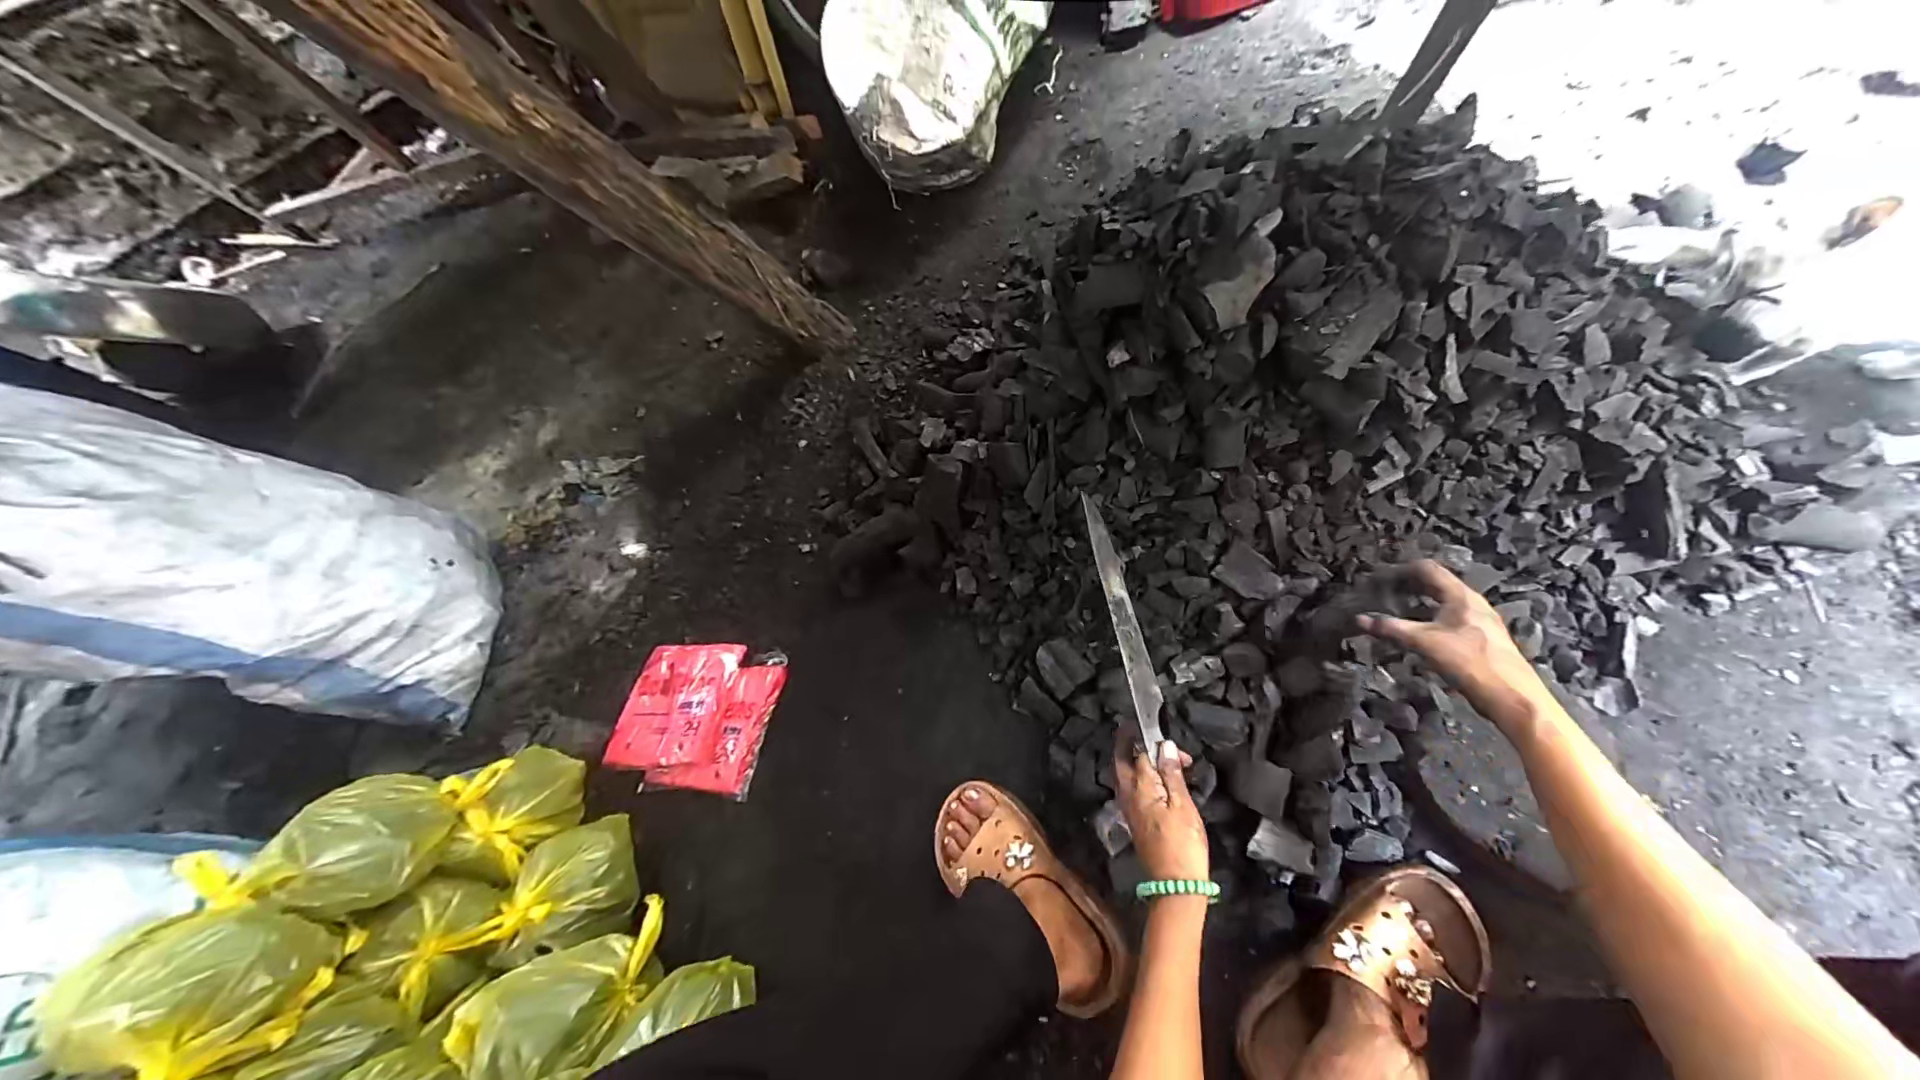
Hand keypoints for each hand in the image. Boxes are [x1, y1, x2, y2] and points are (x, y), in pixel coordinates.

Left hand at [1112, 730, 1208, 881]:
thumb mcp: (1183, 805)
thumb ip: (1171, 774)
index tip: (1170, 742)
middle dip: (1130, 742)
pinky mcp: (1132, 817)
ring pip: (1123, 773)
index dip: (1151, 741)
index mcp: (1137, 786)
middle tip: (1151, 737)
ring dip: (1135, 759)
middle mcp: (1126, 792)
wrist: (1176, 883)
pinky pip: (1130, 787)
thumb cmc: (1184, 842)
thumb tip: (1164, 745)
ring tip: (1161, 757)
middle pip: (1120, 759)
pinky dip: (1140, 776)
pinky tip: (1158, 781)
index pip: (1136, 751)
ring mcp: (1126, 806)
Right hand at [1356, 559, 1548, 728]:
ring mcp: (1479, 620)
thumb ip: (1390, 629)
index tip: (1378, 580)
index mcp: (1461, 596)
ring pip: (1443, 601)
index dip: (1400, 571)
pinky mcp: (1481, 637)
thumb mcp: (1423, 643)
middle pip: (1436, 584)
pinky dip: (1429, 617)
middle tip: (1382, 594)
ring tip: (1395, 611)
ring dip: (1418, 602)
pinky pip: (1449, 617)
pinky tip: (1418, 632)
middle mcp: (1472, 602)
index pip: (1427, 569)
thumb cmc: (1469, 662)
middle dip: (1407, 586)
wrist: (1511, 695)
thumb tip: (1359, 619)